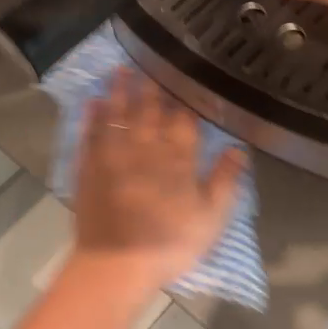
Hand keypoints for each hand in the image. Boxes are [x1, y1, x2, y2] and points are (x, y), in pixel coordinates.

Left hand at [71, 70, 246, 289]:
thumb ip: (226, 180)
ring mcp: (114, 155)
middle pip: (149, 109)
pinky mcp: (89, 168)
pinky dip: (92, 116)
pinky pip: (91, 134)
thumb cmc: (171, 243)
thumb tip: (238, 148)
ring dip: (120, 90)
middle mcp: (146, 147)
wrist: (117, 265)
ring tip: (120, 69)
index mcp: (178, 158)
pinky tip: (94, 102)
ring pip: (118, 114)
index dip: (185, 100)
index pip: (184, 120)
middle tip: (149, 62)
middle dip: (151, 86)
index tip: (185, 81)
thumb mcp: (212, 217)